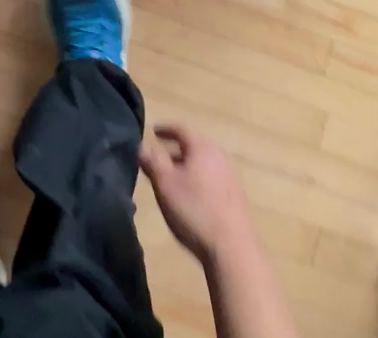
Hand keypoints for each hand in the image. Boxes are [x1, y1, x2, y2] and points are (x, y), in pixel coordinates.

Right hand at [138, 123, 257, 263]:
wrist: (232, 248)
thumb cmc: (194, 210)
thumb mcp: (165, 185)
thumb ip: (153, 162)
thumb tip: (142, 145)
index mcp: (202, 148)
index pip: (181, 129)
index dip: (166, 129)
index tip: (153, 131)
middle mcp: (220, 156)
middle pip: (194, 146)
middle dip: (175, 151)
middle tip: (158, 159)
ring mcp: (230, 176)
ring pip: (203, 163)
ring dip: (186, 166)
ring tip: (171, 179)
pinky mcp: (235, 196)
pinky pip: (211, 177)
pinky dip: (197, 179)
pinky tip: (190, 196)